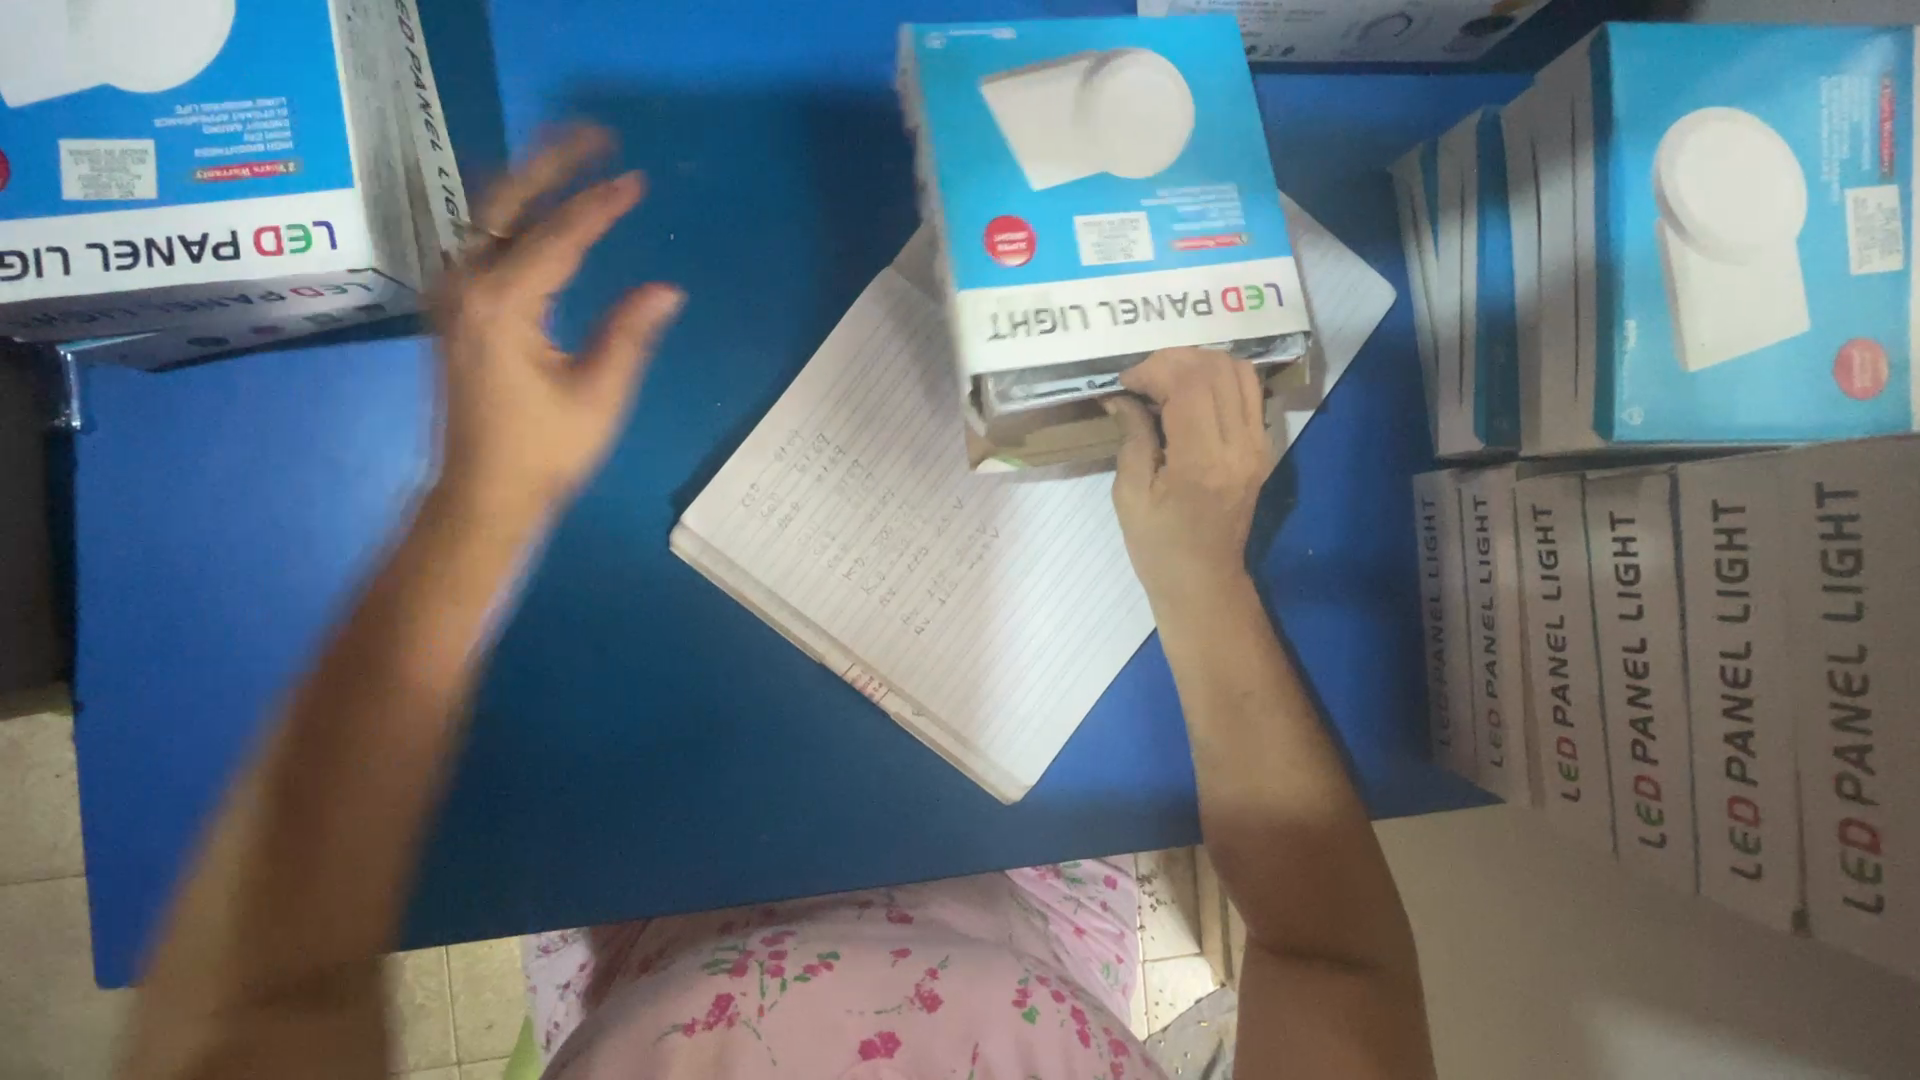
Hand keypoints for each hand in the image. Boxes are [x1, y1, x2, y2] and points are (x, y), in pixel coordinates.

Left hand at [431, 125, 683, 523]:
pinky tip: (534, 209)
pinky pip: (479, 238)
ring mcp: (452, 294)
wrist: (483, 492)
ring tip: (570, 158)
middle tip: (597, 136)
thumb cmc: (546, 452)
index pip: (559, 235)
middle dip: (551, 161)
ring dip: (527, 180)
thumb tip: (668, 288)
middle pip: (506, 200)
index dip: (600, 204)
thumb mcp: (599, 396)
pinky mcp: (454, 308)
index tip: (636, 179)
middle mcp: (467, 285)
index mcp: (505, 305)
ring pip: (485, 213)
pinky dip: (510, 212)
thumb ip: (629, 334)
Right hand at [1104, 348, 1273, 608]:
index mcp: (1202, 463)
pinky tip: (1191, 396)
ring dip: (1199, 364)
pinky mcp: (1263, 448)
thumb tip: (1122, 395)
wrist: (1203, 581)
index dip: (1153, 369)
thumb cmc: (1158, 547)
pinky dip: (1218, 381)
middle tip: (1143, 377)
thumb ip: (1132, 437)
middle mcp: (1239, 447)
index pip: (1189, 384)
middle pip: (1217, 369)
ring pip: (1240, 373)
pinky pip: (1248, 393)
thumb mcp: (1130, 494)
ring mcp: (1258, 446)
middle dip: (1173, 360)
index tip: (1125, 382)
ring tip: (1166, 380)